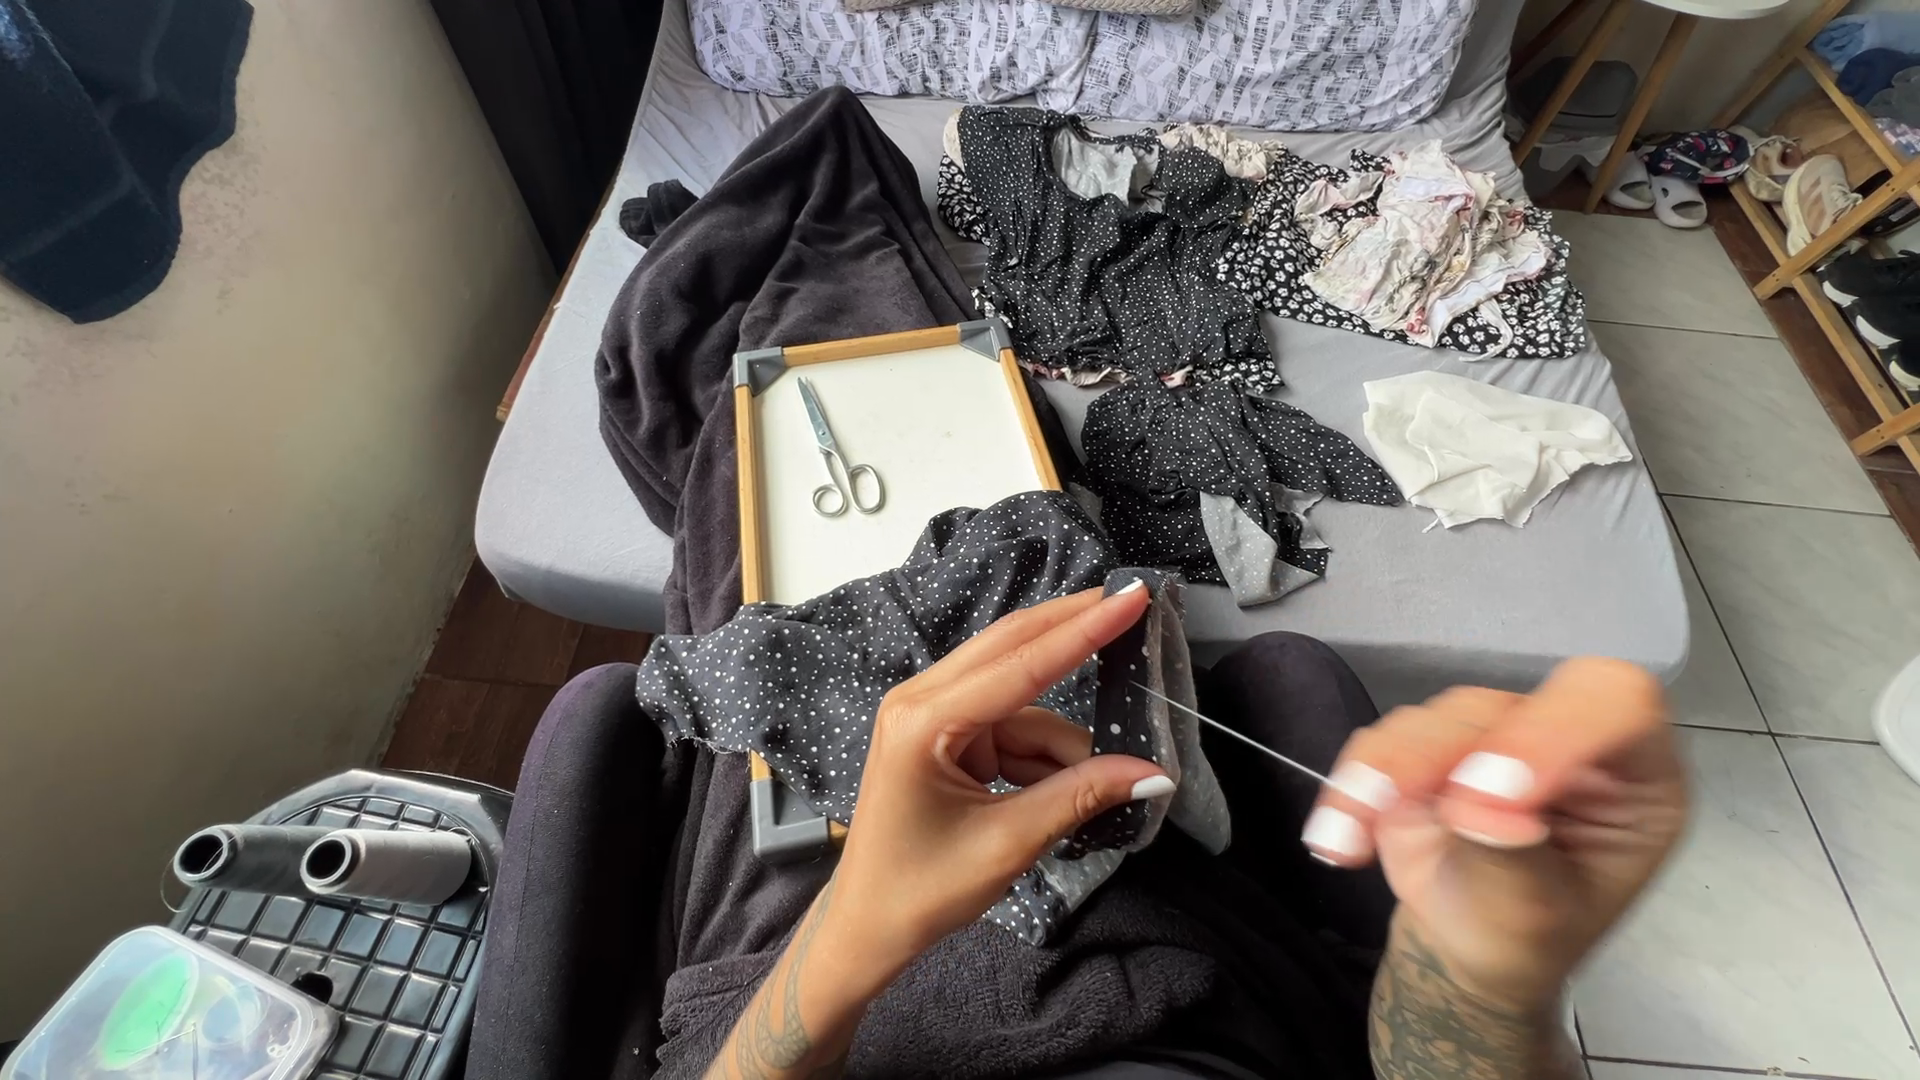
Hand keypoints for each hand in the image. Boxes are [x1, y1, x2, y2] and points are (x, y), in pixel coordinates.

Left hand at [822, 583, 1173, 984]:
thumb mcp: (1007, 844)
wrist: (867, 926)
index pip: (1020, 663)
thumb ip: (1080, 796)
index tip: (1129, 597)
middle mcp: (922, 698)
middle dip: (1074, 632)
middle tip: (1133, 606)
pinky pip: (1011, 726)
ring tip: (1106, 782)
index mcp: (924, 719)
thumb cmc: (921, 890)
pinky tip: (1068, 787)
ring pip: (1021, 699)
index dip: (1082, 630)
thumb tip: (1154, 772)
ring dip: (1063, 738)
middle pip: (1013, 649)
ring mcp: (933, 711)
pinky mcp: (946, 730)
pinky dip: (1043, 753)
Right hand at [1303, 657, 1687, 1013]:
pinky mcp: (1416, 744)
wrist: (1460, 940)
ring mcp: (1478, 736)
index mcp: (1623, 774)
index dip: (1552, 729)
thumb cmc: (1522, 933)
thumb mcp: (1537, 917)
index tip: (1494, 793)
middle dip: (1440, 755)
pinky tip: (1341, 836)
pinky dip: (1351, 784)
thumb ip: (1516, 860)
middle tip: (1395, 802)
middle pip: (1494, 710)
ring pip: (1427, 719)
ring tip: (1349, 843)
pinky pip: (1375, 740)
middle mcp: (1551, 739)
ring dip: (1382, 773)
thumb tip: (1477, 813)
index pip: (1611, 704)